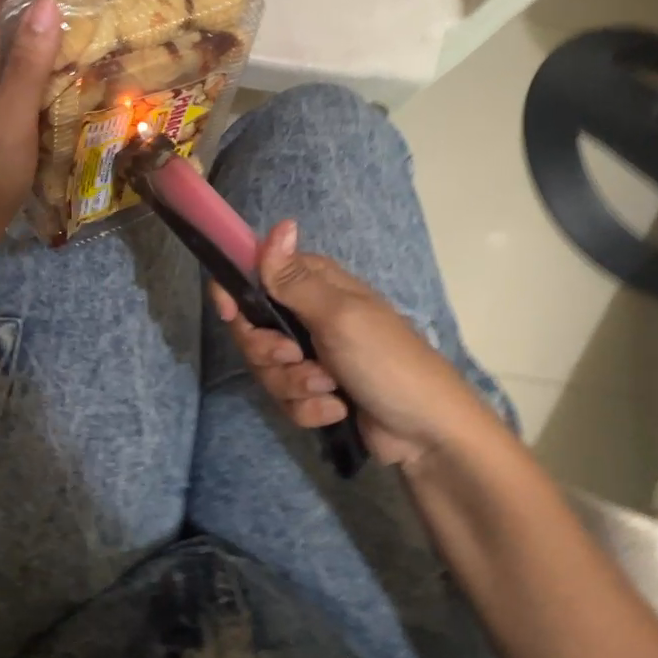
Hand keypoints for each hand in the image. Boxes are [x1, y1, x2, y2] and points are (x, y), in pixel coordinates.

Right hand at [212, 220, 504, 467]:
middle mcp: (306, 314)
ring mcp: (310, 355)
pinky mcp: (314, 391)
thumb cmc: (386, 362)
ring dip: (293, 385)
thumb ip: (294, 280)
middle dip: (269, 353)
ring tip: (329, 391)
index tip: (231, 314)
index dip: (234, 294)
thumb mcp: (338, 316)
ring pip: (266, 367)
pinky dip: (307, 408)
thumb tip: (280, 223)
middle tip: (297, 359)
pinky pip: (285, 397)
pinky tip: (336, 410)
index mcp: (313, 284)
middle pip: (251, 329)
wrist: (426, 434)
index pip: (254, 275)